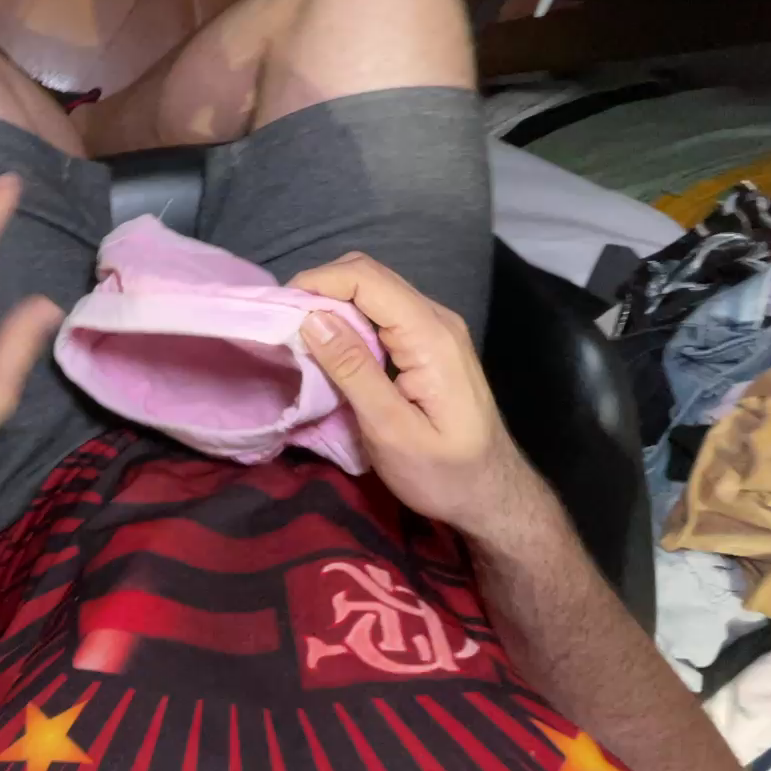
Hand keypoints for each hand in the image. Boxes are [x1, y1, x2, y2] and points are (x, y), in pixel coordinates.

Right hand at [289, 253, 551, 544]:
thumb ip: (353, 371)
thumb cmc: (442, 473)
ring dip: (330, 301)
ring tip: (297, 333)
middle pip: (369, 274)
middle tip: (283, 322)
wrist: (492, 496)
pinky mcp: (426, 342)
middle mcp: (435, 319)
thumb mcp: (390, 430)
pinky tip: (327, 343)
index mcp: (430, 336)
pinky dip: (345, 316)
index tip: (279, 311)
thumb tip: (311, 319)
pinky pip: (380, 310)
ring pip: (372, 288)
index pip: (367, 279)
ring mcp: (434, 328)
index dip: (317, 283)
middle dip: (319, 288)